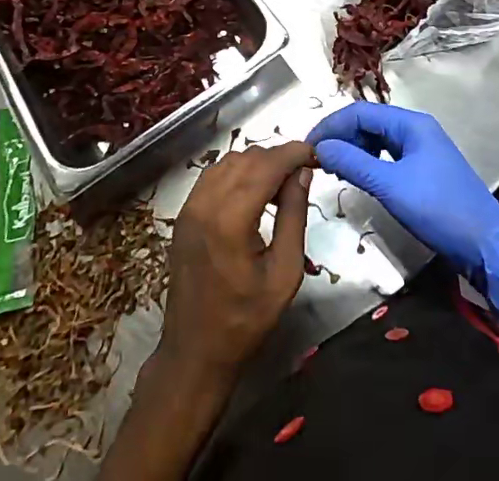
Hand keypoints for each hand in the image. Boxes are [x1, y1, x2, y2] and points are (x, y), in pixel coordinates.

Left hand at [161, 141, 316, 382]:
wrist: (196, 347)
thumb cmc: (246, 318)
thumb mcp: (284, 272)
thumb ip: (294, 217)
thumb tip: (302, 174)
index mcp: (229, 219)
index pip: (264, 166)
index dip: (291, 153)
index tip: (314, 152)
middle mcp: (203, 203)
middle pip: (244, 159)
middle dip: (276, 158)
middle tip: (304, 172)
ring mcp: (188, 207)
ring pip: (226, 164)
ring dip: (255, 164)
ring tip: (283, 184)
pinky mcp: (183, 214)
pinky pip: (211, 178)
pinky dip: (236, 174)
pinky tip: (255, 193)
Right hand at [308, 102, 498, 323]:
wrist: (489, 249)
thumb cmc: (441, 212)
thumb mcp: (390, 186)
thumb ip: (352, 163)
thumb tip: (319, 147)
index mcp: (412, 124)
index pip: (359, 112)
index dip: (330, 126)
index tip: (307, 147)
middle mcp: (416, 129)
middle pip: (367, 122)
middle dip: (339, 138)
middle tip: (317, 160)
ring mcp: (421, 149)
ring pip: (375, 139)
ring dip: (351, 150)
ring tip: (334, 170)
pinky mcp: (423, 169)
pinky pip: (385, 155)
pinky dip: (366, 162)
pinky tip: (358, 177)